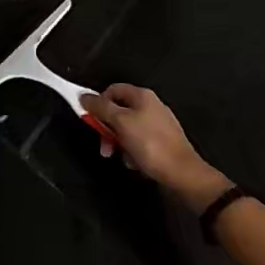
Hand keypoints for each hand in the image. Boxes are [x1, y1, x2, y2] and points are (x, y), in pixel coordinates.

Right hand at [81, 83, 232, 211]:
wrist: (182, 174)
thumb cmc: (150, 144)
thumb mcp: (121, 123)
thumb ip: (101, 108)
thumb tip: (83, 96)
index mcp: (142, 95)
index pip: (112, 90)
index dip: (99, 103)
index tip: (92, 121)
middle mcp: (151, 105)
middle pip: (118, 111)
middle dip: (109, 129)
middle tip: (105, 147)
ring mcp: (158, 124)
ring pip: (127, 130)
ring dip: (120, 144)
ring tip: (124, 158)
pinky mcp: (162, 142)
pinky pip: (139, 143)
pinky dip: (133, 152)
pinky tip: (136, 163)